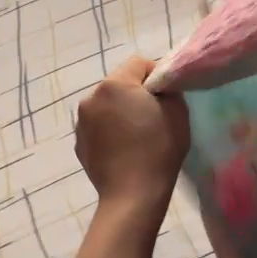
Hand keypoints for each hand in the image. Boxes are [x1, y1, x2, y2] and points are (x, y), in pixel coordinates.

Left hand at [74, 56, 189, 213]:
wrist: (133, 194)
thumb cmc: (159, 148)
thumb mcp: (177, 111)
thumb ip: (168, 89)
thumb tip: (158, 87)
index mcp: (114, 84)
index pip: (139, 63)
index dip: (157, 75)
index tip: (167, 96)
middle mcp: (91, 97)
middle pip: (120, 83)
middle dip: (136, 93)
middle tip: (155, 115)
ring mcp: (81, 122)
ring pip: (108, 105)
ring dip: (121, 111)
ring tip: (138, 135)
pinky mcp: (79, 143)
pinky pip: (99, 126)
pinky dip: (111, 130)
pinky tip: (124, 149)